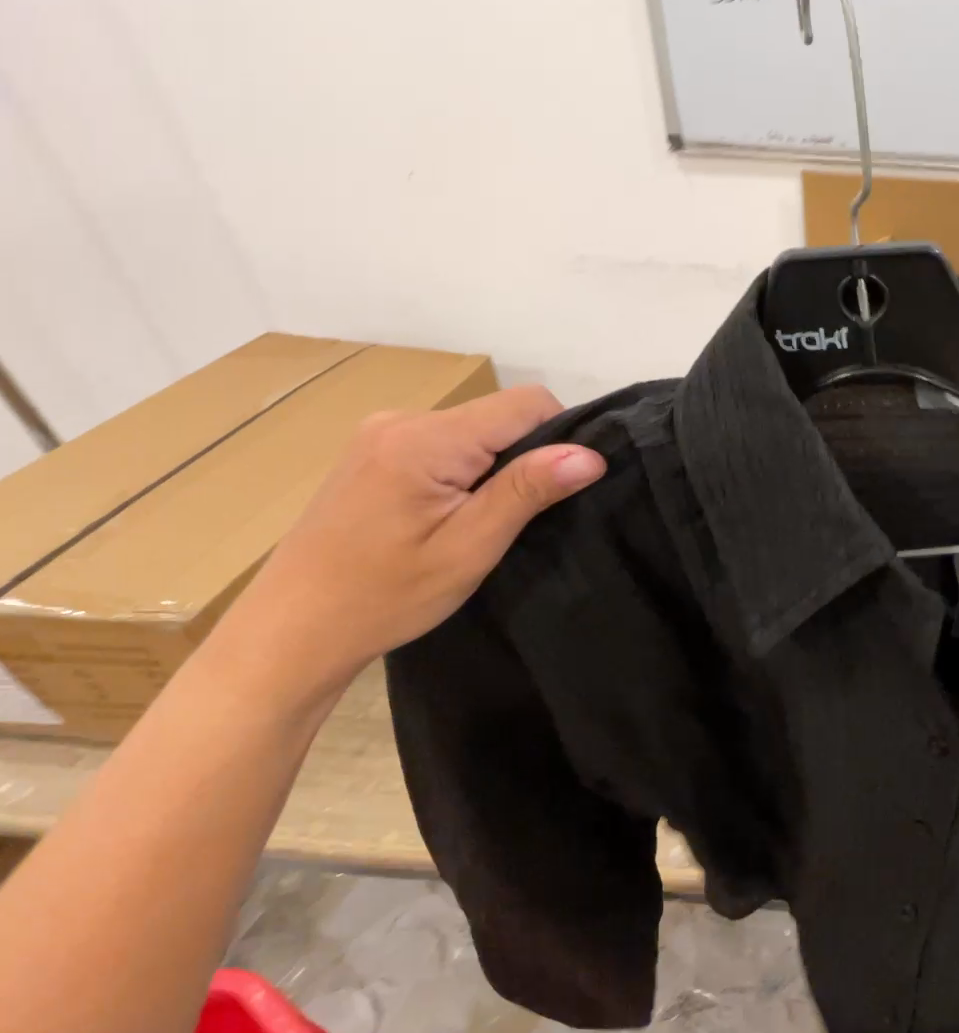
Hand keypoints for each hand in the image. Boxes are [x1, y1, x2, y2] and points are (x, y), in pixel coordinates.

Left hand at [210, 386, 604, 706]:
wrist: (292, 630)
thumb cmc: (385, 596)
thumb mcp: (470, 547)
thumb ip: (527, 491)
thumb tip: (591, 454)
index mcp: (426, 439)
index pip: (527, 403)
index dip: (563, 435)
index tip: (564, 488)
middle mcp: (401, 420)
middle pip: (500, 415)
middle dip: (529, 456)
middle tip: (522, 519)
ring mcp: (381, 434)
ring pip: (475, 430)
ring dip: (497, 467)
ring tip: (486, 523)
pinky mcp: (373, 453)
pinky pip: (445, 444)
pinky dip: (468, 471)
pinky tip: (453, 516)